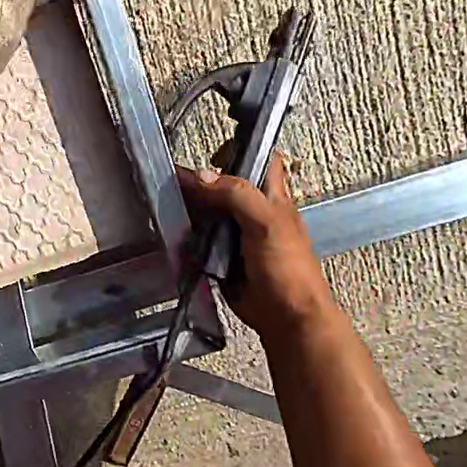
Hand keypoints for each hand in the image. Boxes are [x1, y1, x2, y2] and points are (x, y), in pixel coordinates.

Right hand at [178, 158, 339, 339]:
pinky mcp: (222, 257)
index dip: (239, 150)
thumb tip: (205, 177)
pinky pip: (200, 242)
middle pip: (222, 186)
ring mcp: (236, 235)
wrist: (285, 315)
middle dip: (201, 185)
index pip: (259, 158)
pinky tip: (182, 240)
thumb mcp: (266, 223)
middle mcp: (253, 212)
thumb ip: (238, 195)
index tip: (214, 157)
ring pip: (207, 213)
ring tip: (176, 212)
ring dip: (191, 214)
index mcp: (272, 196)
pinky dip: (189, 241)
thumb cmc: (290, 271)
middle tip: (181, 188)